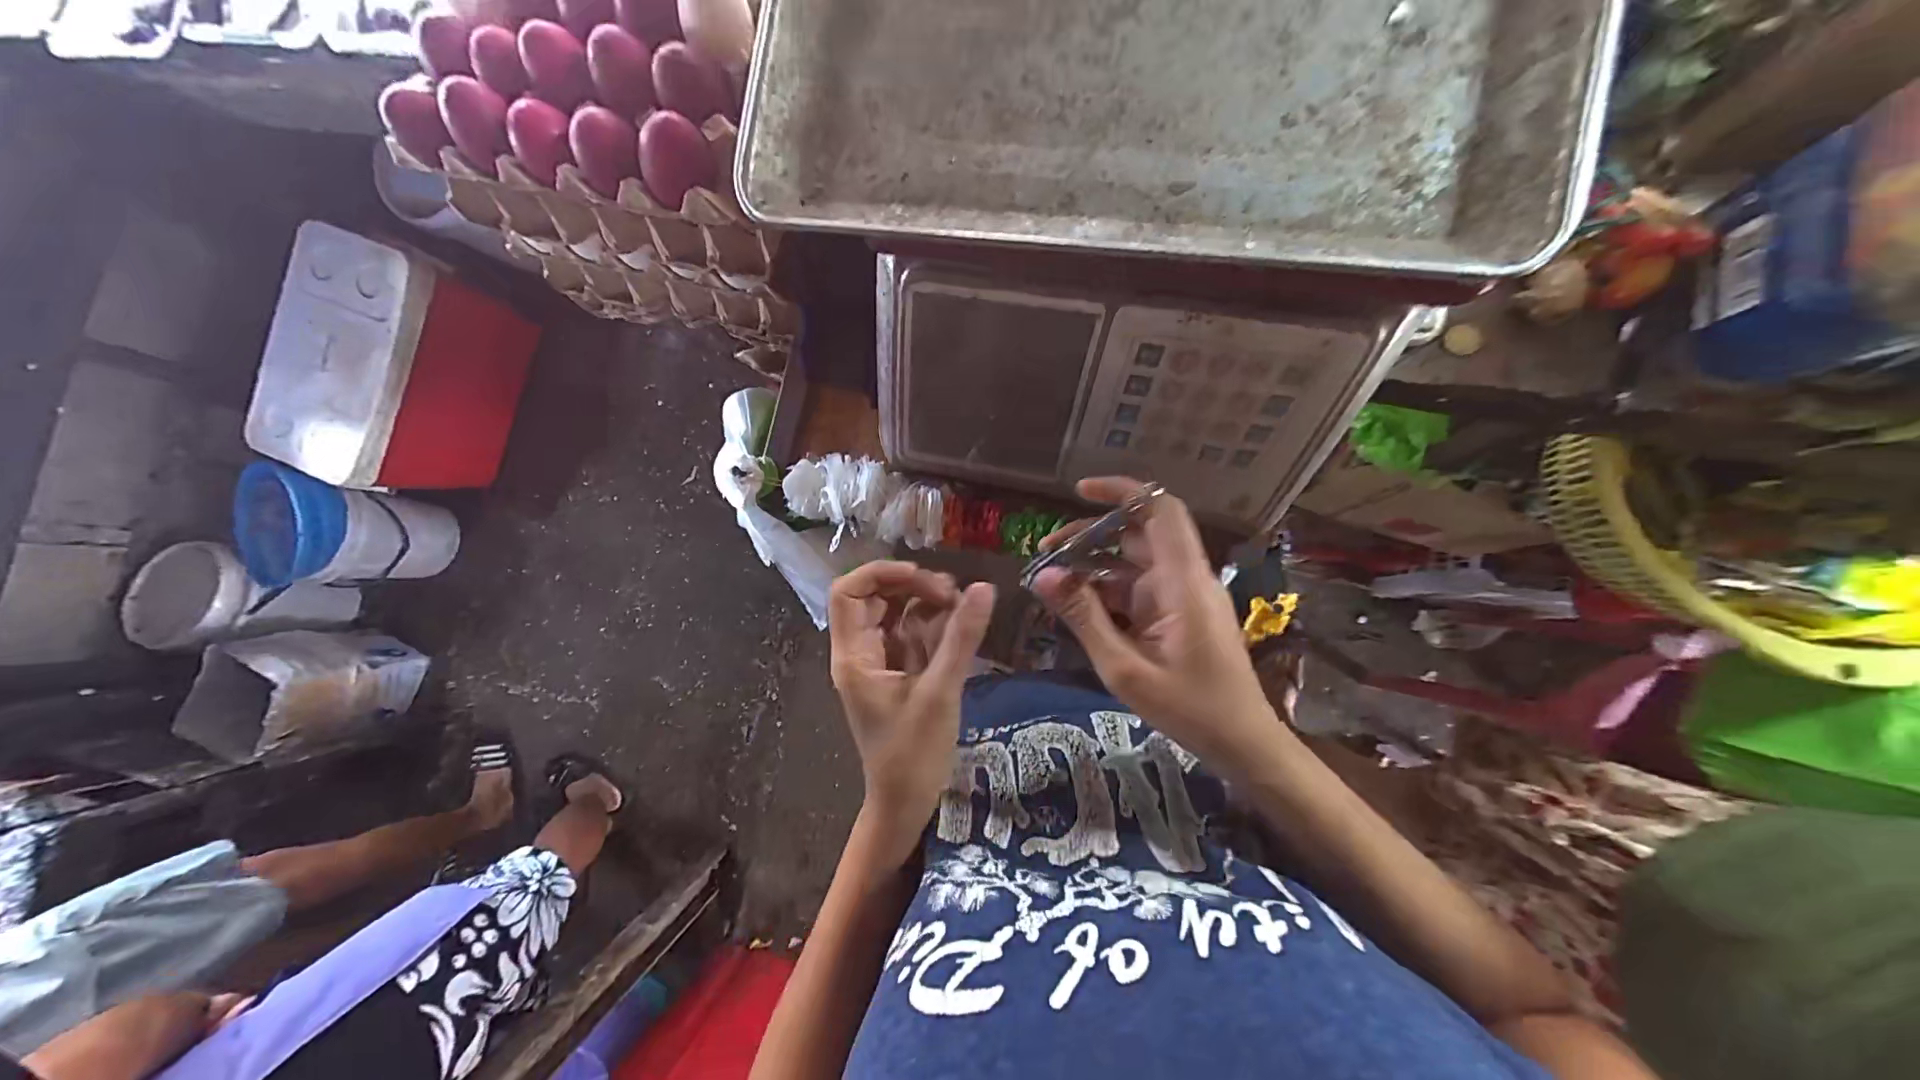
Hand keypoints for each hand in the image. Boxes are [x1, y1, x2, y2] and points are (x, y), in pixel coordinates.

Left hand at [829, 561, 994, 863]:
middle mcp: (862, 653)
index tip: (922, 576)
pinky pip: (913, 635)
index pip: (849, 593)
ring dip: (928, 605)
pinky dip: (935, 626)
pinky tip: (960, 628)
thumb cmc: (914, 754)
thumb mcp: (941, 692)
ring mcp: (881, 662)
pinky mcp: (901, 673)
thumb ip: (961, 637)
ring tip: (963, 609)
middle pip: (877, 598)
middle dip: (914, 588)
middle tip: (953, 595)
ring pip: (898, 614)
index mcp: (854, 656)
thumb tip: (984, 588)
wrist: (906, 804)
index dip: (881, 574)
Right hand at [1032, 477, 1282, 773]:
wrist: (1242, 743)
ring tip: (1051, 580)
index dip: (1122, 491)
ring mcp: (1182, 596)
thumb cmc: (1190, 709)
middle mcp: (1184, 578)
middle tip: (1044, 552)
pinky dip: (1107, 591)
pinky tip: (1076, 605)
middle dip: (1089, 535)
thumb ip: (1084, 618)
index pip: (1159, 510)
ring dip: (1093, 566)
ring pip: (1133, 563)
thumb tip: (1043, 576)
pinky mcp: (1178, 615)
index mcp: (1182, 582)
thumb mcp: (1125, 668)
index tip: (1079, 492)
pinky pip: (1138, 589)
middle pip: (1137, 534)